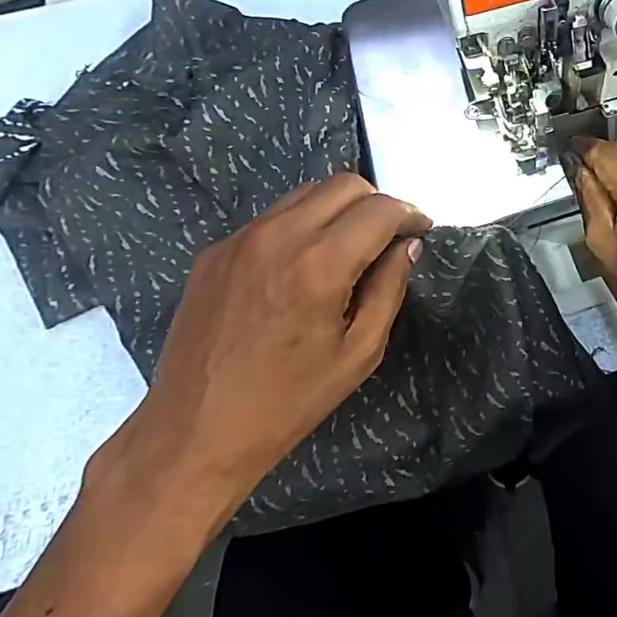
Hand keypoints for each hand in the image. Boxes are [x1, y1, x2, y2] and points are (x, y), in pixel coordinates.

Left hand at [110, 174, 432, 502]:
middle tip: (389, 237)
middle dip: (378, 203)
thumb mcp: (361, 351)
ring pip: (306, 193)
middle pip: (344, 184)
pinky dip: (303, 224)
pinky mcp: (215, 252)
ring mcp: (239, 240)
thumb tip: (407, 246)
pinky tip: (304, 264)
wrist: (195, 432)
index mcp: (319, 265)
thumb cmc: (290, 400)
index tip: (421, 231)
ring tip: (349, 247)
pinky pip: (273, 217)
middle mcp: (278, 237)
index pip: (380, 209)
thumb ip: (389, 287)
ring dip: (340, 208)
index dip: (410, 215)